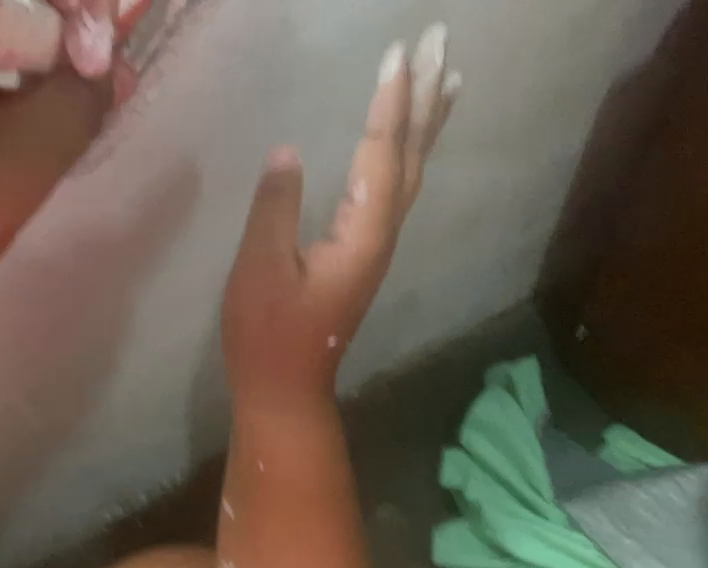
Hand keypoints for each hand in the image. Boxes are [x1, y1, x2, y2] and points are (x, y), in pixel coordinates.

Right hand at [221, 26, 458, 404]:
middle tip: (443, 40)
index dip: (389, 101)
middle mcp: (381, 235)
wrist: (285, 388)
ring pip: (410, 175)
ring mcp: (376, 249)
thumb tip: (288, 154)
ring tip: (447, 81)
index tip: (401, 49)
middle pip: (411, 156)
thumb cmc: (268, 334)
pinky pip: (396, 194)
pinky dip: (408, 159)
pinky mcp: (363, 260)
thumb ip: (276, 209)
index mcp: (362, 232)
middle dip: (425, 98)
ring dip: (426, 125)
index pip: (380, 151)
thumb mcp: (260, 269)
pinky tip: (406, 151)